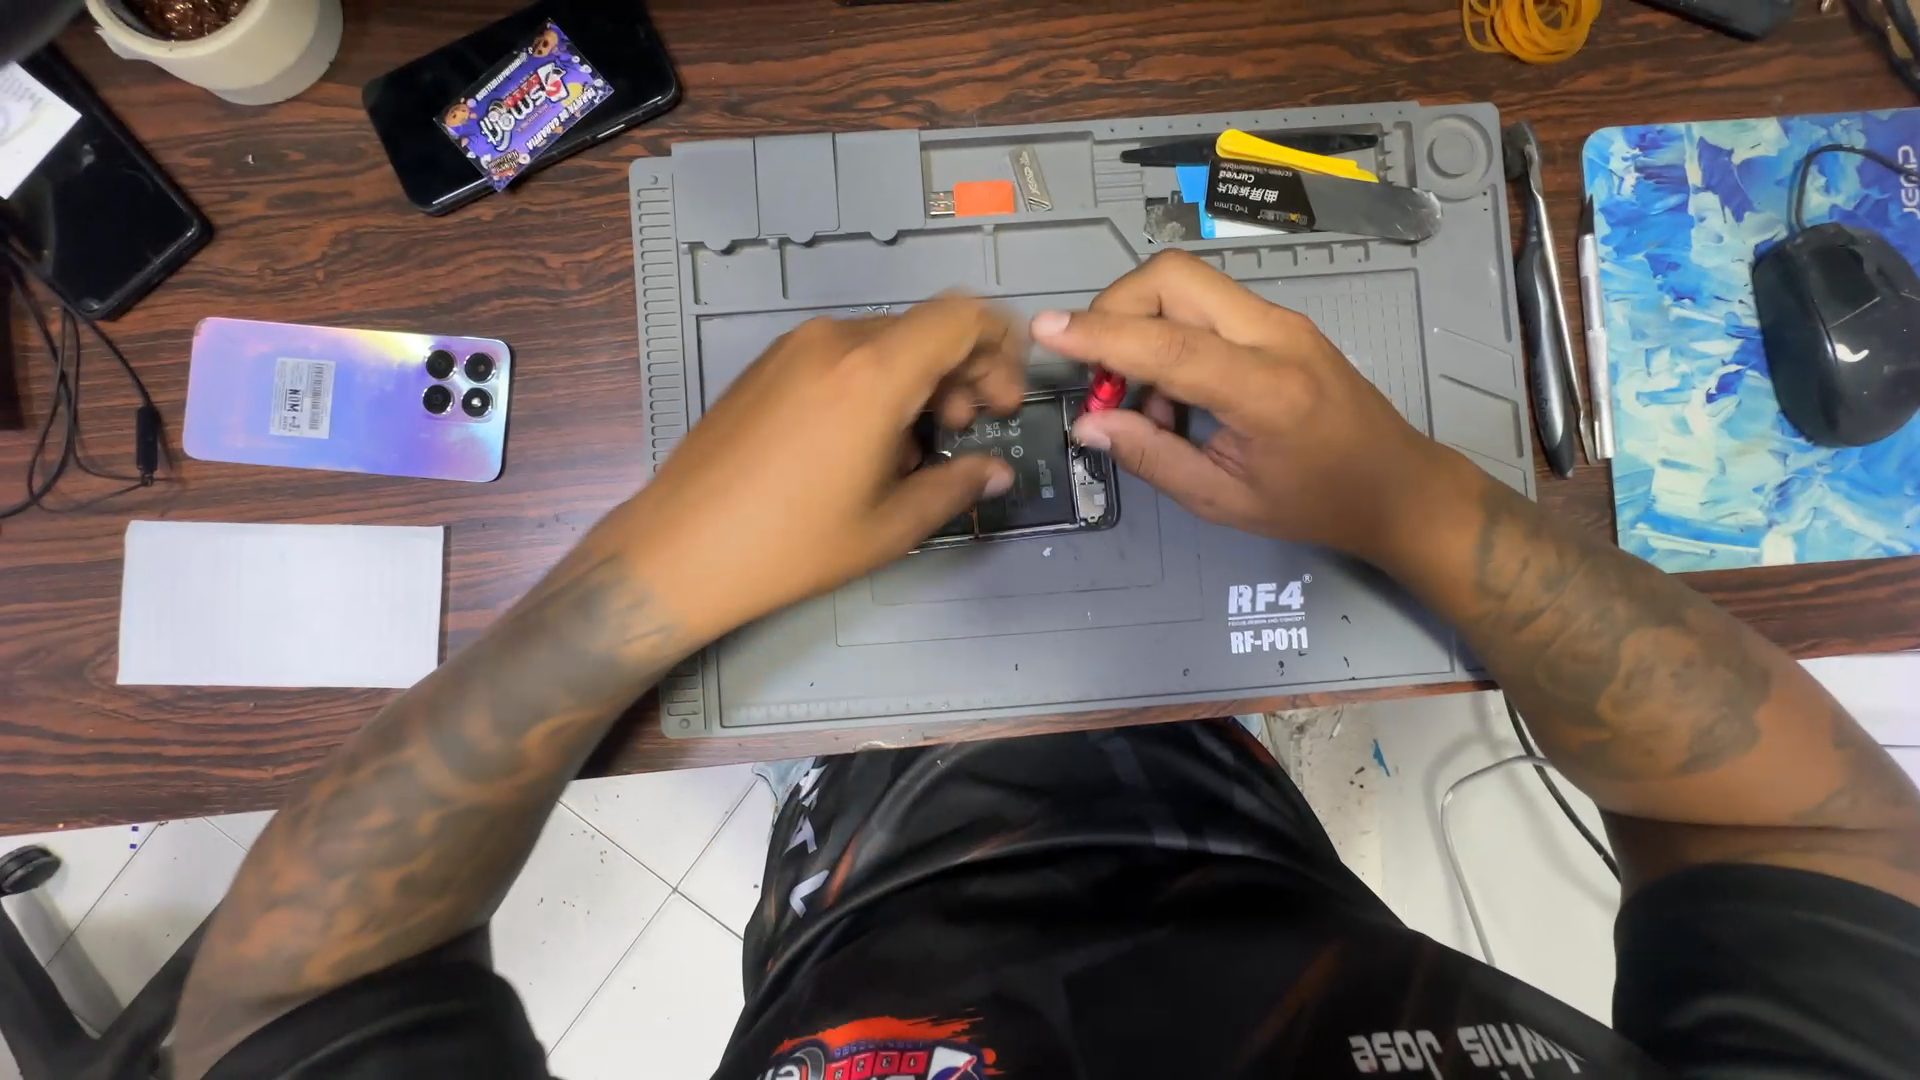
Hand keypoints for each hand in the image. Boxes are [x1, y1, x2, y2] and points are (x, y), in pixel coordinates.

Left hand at [610, 297, 1024, 640]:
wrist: (680, 549)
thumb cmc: (793, 544)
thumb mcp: (890, 525)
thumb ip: (957, 487)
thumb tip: (997, 472)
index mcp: (873, 372)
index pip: (961, 317)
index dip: (1000, 347)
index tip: (1004, 399)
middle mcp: (834, 342)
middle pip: (924, 330)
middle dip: (963, 374)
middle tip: (965, 431)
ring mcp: (794, 349)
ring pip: (884, 344)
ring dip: (919, 383)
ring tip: (915, 448)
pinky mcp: (768, 366)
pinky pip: (843, 357)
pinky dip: (876, 384)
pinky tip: (865, 443)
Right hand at [1029, 251, 1450, 561]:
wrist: (1398, 485)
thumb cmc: (1314, 503)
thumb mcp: (1222, 500)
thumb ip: (1152, 457)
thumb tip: (1091, 424)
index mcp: (1264, 390)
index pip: (1166, 343)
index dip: (1099, 334)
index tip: (1046, 330)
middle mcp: (1275, 336)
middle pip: (1173, 277)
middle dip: (1115, 308)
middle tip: (1099, 370)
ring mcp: (1281, 321)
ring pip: (1187, 284)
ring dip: (1140, 324)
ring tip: (1141, 398)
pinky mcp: (1280, 322)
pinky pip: (1205, 306)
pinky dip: (1168, 335)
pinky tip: (1173, 394)